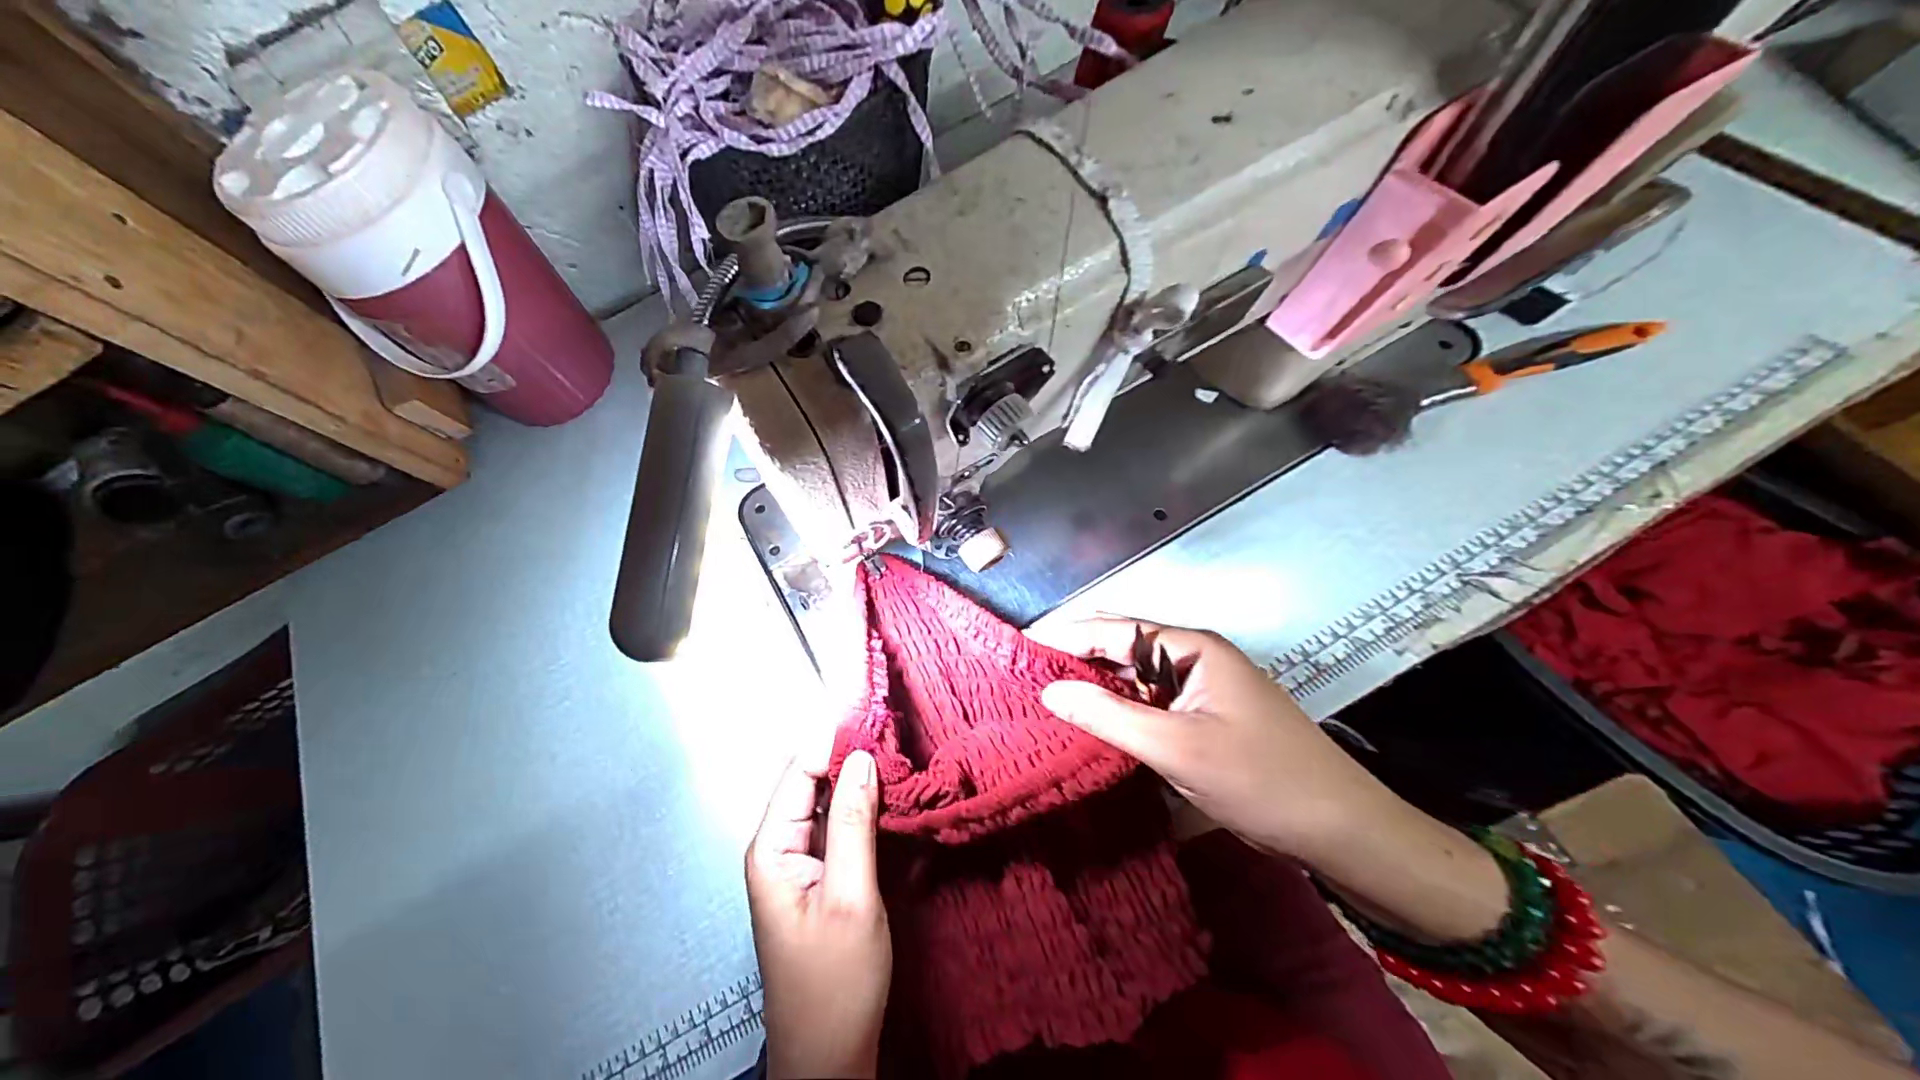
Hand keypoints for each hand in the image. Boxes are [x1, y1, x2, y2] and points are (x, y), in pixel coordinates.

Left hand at [746, 746, 890, 1079]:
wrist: (830, 1056)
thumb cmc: (834, 985)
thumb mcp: (851, 897)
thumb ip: (854, 822)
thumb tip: (862, 757)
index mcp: (771, 849)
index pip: (799, 771)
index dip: (836, 740)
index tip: (877, 716)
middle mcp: (779, 847)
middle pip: (813, 782)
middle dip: (852, 757)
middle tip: (897, 734)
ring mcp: (800, 861)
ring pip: (830, 802)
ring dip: (862, 782)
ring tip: (902, 757)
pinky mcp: (821, 875)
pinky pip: (840, 827)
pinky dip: (865, 809)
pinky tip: (893, 798)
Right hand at [1027, 616, 1398, 862]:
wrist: (1340, 829)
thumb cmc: (1260, 779)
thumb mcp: (1176, 748)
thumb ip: (1108, 716)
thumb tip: (1051, 691)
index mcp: (1193, 648)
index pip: (1115, 629)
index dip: (1066, 635)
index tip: (1020, 649)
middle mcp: (1196, 659)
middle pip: (1124, 651)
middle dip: (1077, 661)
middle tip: (1026, 679)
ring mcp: (1203, 691)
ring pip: (1137, 681)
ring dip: (1098, 689)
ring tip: (1047, 700)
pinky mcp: (1206, 720)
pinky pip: (1152, 706)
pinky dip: (1122, 713)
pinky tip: (1094, 728)